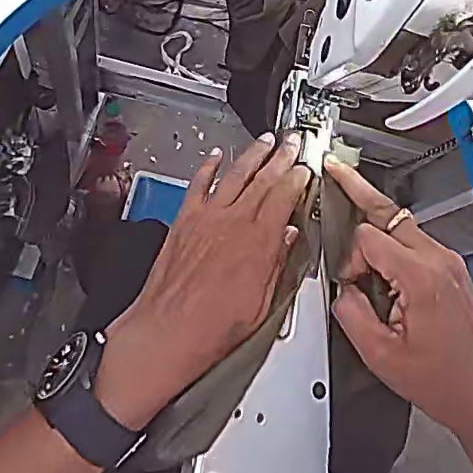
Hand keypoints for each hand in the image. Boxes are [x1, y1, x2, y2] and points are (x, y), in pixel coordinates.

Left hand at [95, 134, 310, 429]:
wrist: (168, 331)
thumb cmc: (213, 325)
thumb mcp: (263, 302)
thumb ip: (277, 263)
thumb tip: (289, 239)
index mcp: (259, 241)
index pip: (285, 196)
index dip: (298, 179)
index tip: (305, 169)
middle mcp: (234, 222)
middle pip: (264, 178)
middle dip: (282, 157)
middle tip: (293, 143)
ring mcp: (207, 217)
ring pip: (235, 174)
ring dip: (253, 154)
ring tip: (265, 141)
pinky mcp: (185, 220)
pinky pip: (198, 184)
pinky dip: (208, 167)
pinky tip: (216, 156)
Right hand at [325, 158, 472, 438]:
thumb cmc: (439, 378)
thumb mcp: (378, 353)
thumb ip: (350, 310)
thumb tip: (343, 286)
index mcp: (422, 278)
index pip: (370, 238)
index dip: (350, 259)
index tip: (350, 284)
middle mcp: (439, 260)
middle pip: (389, 212)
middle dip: (358, 195)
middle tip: (336, 170)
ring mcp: (447, 261)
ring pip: (400, 224)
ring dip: (375, 237)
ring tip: (358, 250)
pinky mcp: (449, 267)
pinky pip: (413, 241)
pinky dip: (391, 248)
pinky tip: (381, 273)